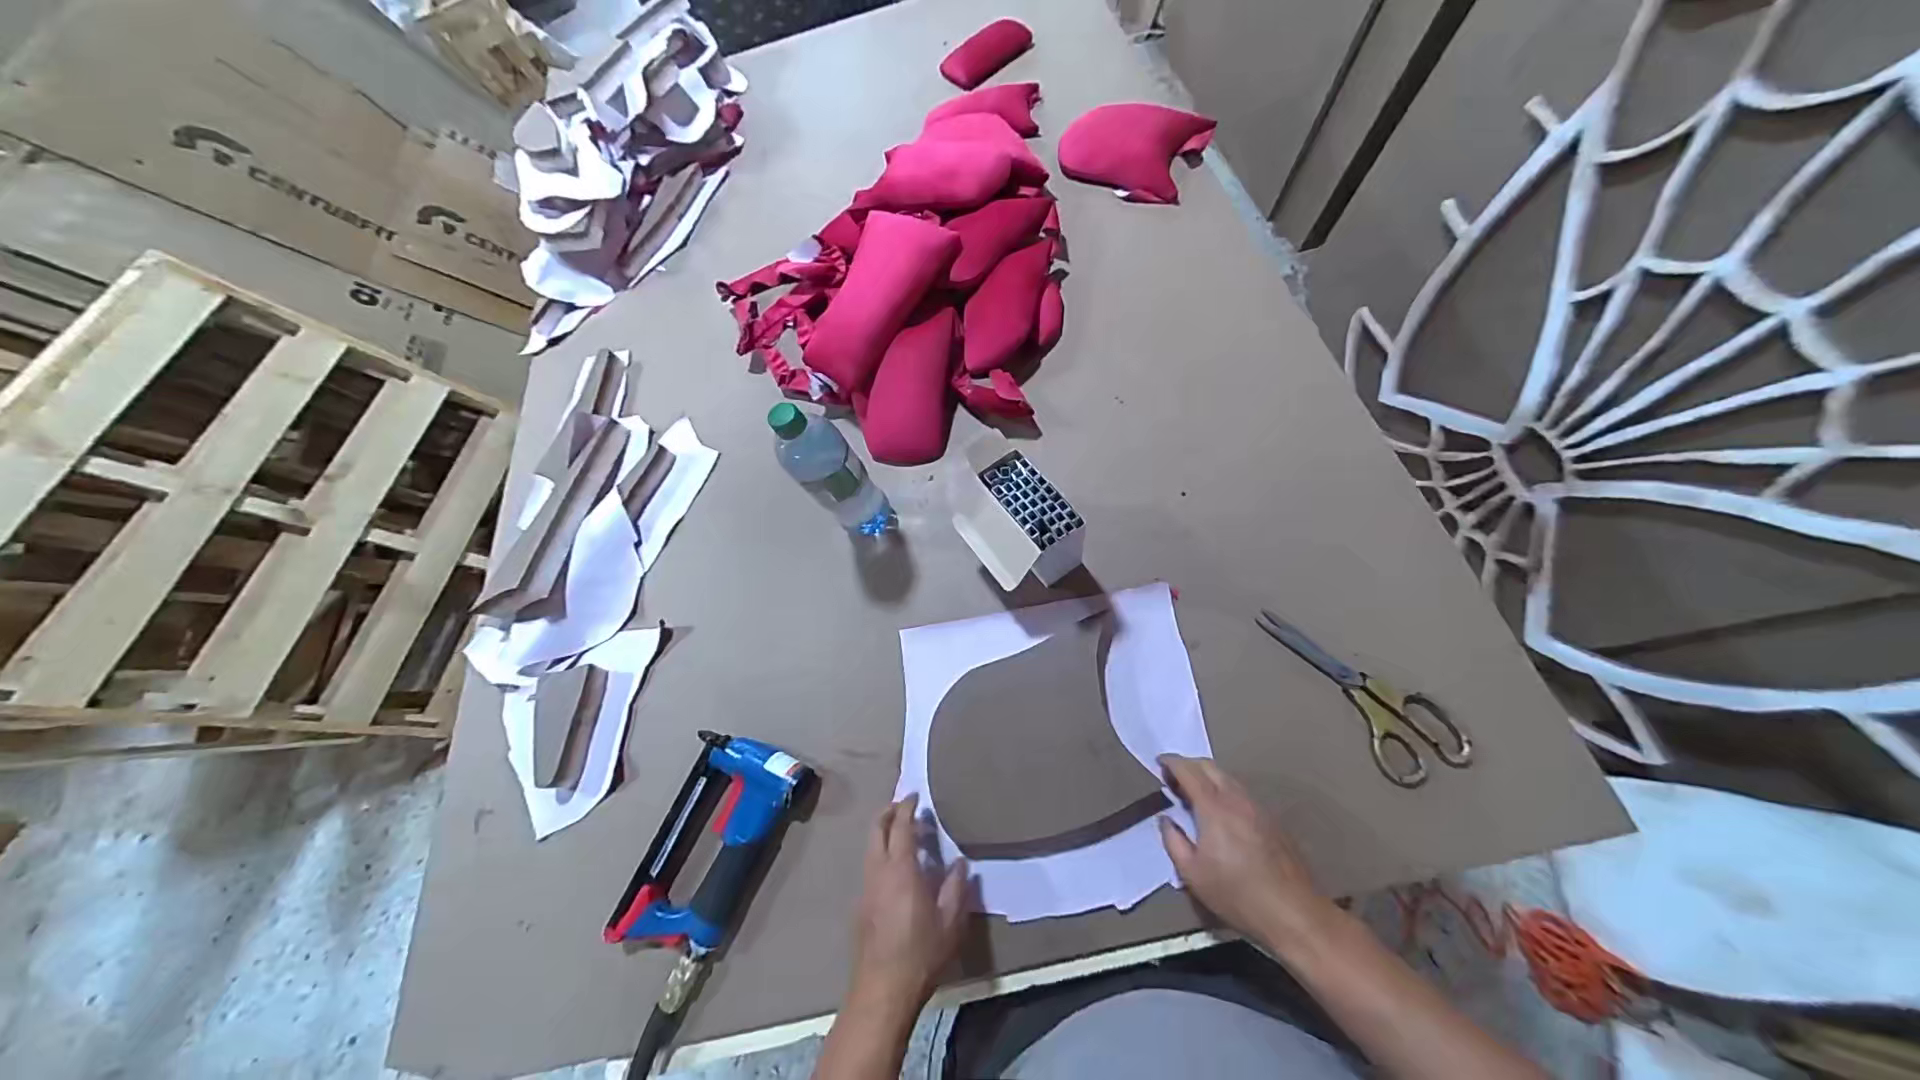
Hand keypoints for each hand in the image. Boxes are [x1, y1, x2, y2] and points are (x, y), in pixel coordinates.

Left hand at [848, 793, 970, 1005]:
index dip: (907, 807)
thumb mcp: (951, 921)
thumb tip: (959, 863)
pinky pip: (871, 868)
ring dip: (885, 834)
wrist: (882, 989)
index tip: (915, 796)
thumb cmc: (921, 953)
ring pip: (871, 849)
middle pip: (877, 830)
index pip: (900, 826)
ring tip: (907, 838)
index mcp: (900, 870)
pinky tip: (899, 871)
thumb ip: (956, 887)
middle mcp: (878, 872)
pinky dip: (882, 856)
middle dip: (889, 812)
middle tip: (905, 807)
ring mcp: (866, 889)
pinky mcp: (861, 906)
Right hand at [1157, 754, 1333, 950]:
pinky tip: (1221, 812)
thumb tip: (1166, 820)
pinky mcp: (1272, 820)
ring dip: (1208, 776)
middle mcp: (1237, 800)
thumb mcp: (1192, 874)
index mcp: (1214, 808)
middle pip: (1210, 766)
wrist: (1294, 913)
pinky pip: (1241, 793)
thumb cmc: (1237, 895)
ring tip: (1195, 794)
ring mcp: (1258, 808)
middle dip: (1189, 764)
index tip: (1159, 763)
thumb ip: (1173, 841)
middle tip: (1173, 778)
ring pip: (1228, 778)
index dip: (1171, 762)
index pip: (1189, 771)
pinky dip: (1224, 790)